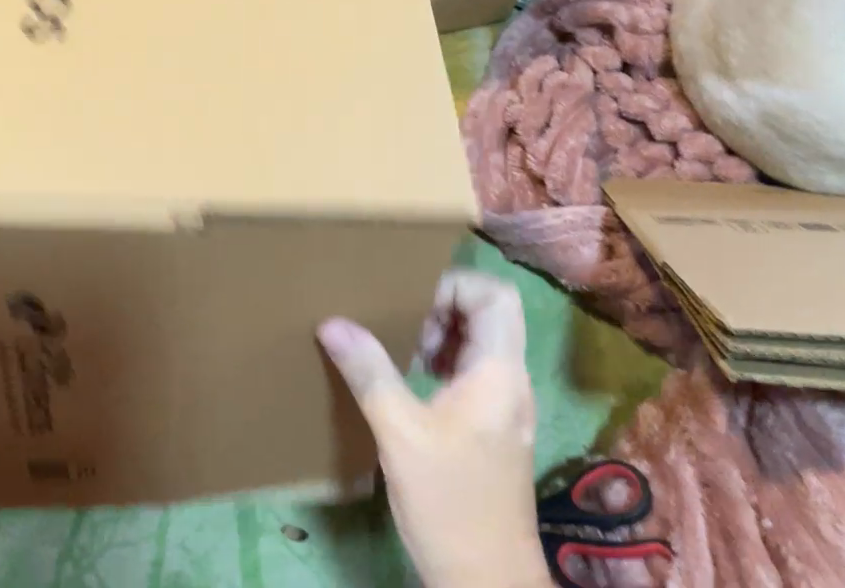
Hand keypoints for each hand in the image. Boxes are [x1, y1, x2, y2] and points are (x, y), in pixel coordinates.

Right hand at [319, 271, 552, 587]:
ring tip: (400, 353)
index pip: (496, 296)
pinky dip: (444, 366)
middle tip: (401, 328)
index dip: (455, 286)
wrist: (486, 578)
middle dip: (441, 310)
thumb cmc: (449, 500)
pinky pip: (474, 374)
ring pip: (481, 345)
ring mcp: (506, 407)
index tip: (411, 300)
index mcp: (499, 372)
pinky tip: (410, 387)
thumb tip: (333, 322)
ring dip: (441, 338)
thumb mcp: (400, 433)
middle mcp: (511, 381)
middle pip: (488, 315)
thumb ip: (369, 373)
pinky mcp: (495, 429)